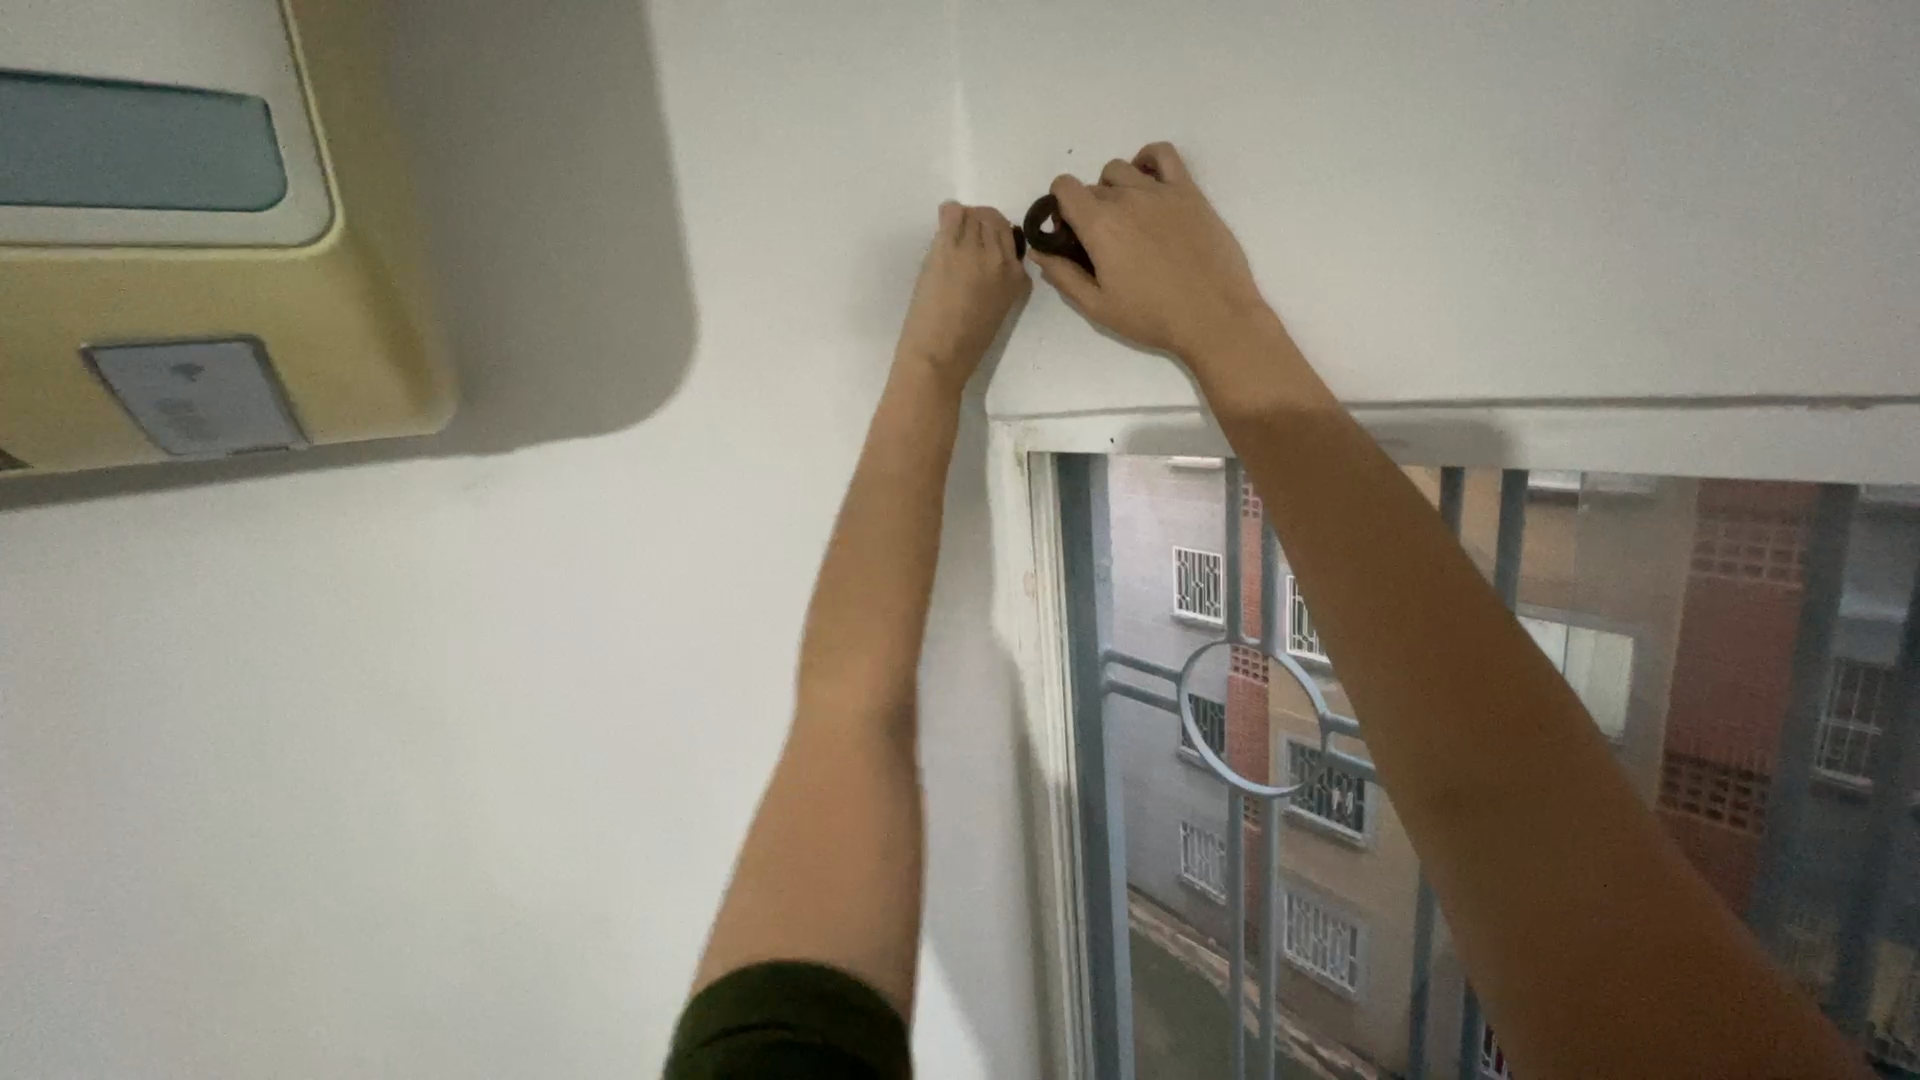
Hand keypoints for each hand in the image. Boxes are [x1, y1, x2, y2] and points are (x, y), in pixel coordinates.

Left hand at [895, 202, 1030, 395]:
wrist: (939, 355)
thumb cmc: (965, 344)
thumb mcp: (997, 309)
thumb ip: (998, 280)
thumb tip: (984, 256)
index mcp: (1017, 277)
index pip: (1010, 235)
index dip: (991, 235)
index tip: (977, 244)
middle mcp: (1001, 259)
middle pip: (992, 219)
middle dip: (977, 223)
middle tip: (960, 239)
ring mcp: (974, 250)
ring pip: (972, 214)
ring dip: (960, 222)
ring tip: (949, 239)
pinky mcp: (948, 248)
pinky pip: (951, 212)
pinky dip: (947, 215)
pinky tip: (942, 230)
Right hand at [1033, 143, 1272, 365]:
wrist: (1213, 316)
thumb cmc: (1151, 317)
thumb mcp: (1097, 306)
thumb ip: (1063, 275)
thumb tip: (1039, 250)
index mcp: (1100, 224)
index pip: (1063, 188)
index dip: (1059, 209)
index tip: (1069, 236)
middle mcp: (1127, 197)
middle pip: (1091, 187)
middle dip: (1086, 210)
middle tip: (1101, 245)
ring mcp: (1160, 191)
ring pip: (1121, 169)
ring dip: (1113, 188)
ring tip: (1125, 220)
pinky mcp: (1189, 191)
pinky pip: (1163, 154)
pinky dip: (1147, 160)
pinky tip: (1147, 183)